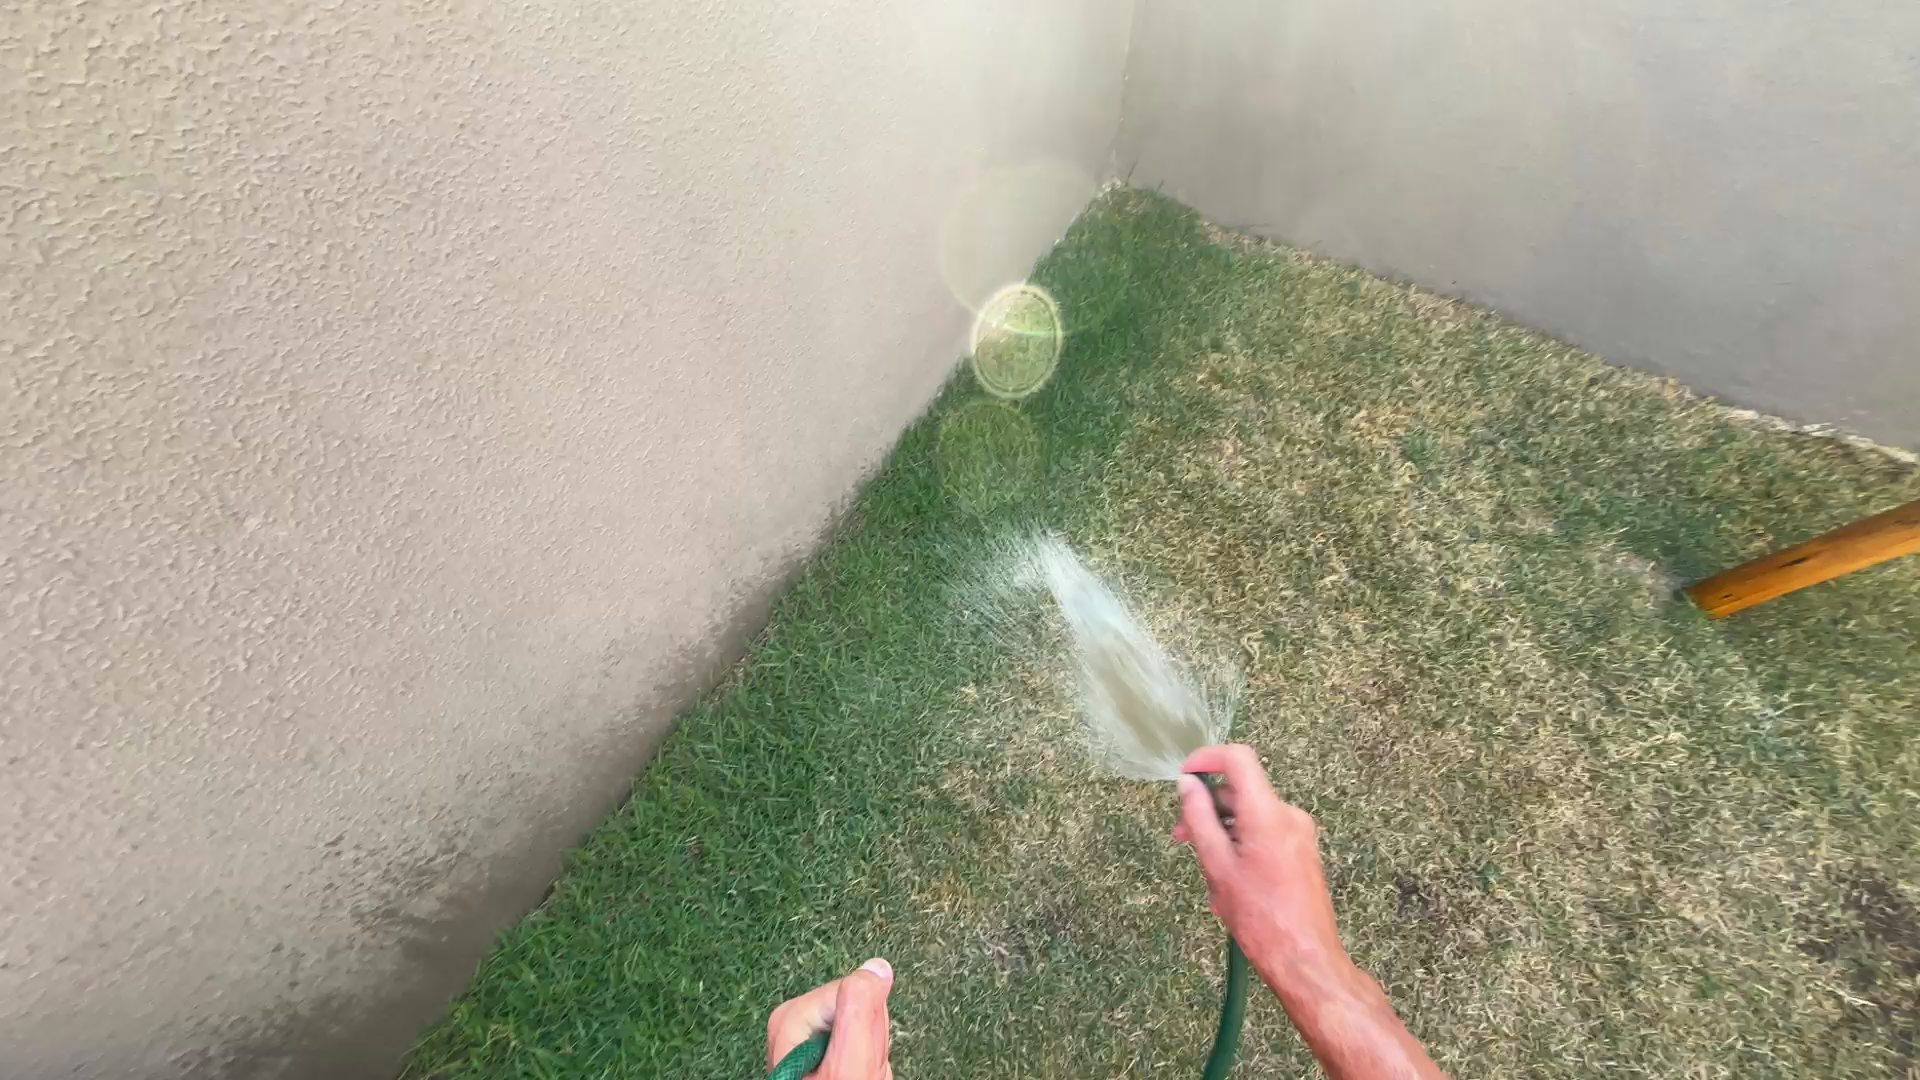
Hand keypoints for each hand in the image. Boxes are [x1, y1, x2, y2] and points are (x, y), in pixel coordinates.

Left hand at [766, 958, 894, 1079]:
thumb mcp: (849, 1066)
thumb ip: (860, 1011)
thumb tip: (877, 968)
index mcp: (790, 1018)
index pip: (852, 990)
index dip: (866, 1023)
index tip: (857, 1055)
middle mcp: (796, 1025)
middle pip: (858, 1007)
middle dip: (870, 1041)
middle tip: (860, 1072)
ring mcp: (810, 1040)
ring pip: (865, 1026)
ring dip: (871, 1056)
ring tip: (859, 1078)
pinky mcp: (825, 1052)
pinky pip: (864, 1043)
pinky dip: (869, 1065)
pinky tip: (858, 1079)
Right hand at [1173, 744, 1345, 991]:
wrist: (1307, 962)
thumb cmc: (1259, 916)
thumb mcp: (1217, 864)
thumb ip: (1198, 817)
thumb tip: (1187, 784)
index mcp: (1267, 812)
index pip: (1238, 758)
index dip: (1206, 758)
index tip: (1184, 777)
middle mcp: (1288, 815)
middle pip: (1240, 791)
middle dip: (1207, 808)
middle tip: (1181, 836)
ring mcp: (1299, 834)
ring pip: (1249, 815)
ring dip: (1221, 832)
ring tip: (1207, 871)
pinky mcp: (1302, 852)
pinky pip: (1264, 833)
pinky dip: (1240, 844)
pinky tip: (1228, 881)